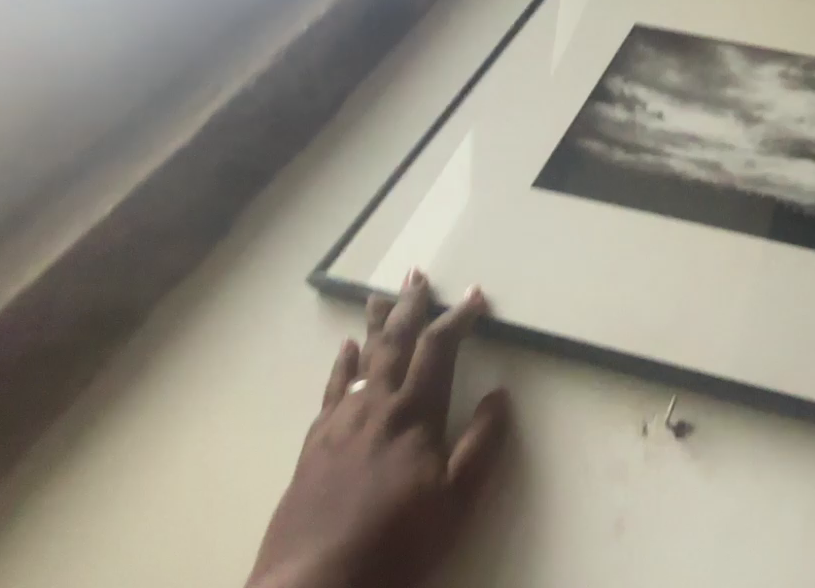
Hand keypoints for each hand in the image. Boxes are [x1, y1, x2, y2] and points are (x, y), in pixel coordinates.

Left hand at [247, 271, 509, 587]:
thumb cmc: (395, 542)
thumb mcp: (456, 500)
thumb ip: (481, 443)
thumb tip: (501, 394)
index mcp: (414, 414)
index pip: (439, 349)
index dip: (458, 317)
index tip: (475, 294)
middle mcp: (375, 406)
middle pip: (395, 342)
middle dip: (410, 306)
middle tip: (416, 273)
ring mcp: (339, 423)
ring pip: (361, 359)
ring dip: (375, 325)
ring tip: (379, 296)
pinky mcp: (314, 445)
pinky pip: (331, 389)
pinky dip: (341, 365)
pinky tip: (344, 352)